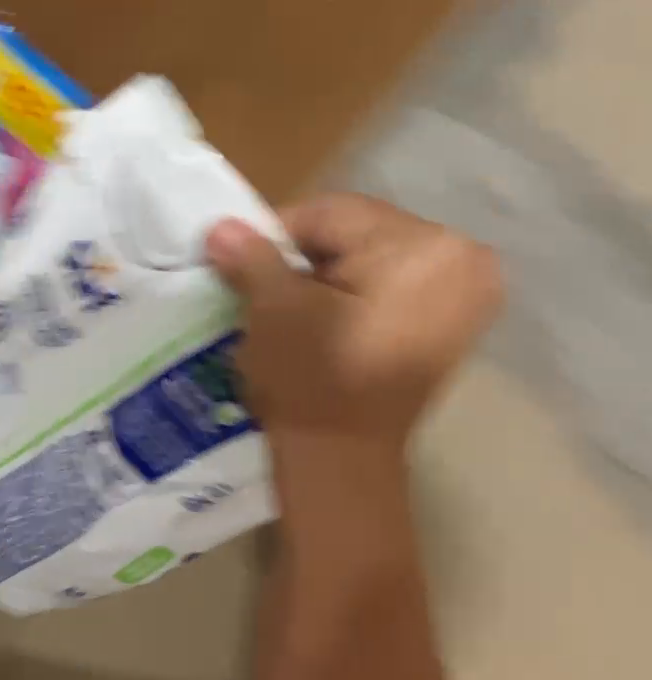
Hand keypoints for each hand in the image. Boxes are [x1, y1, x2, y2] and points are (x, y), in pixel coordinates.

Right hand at [205, 194, 503, 455]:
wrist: (341, 454)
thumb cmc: (307, 379)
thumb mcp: (272, 313)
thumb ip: (252, 260)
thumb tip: (221, 226)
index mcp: (420, 246)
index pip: (332, 213)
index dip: (275, 234)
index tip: (237, 265)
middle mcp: (463, 255)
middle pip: (361, 234)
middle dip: (307, 258)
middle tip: (263, 293)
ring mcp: (470, 291)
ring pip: (379, 260)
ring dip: (332, 277)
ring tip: (295, 312)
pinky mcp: (458, 321)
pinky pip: (399, 288)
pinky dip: (360, 298)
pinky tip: (331, 325)